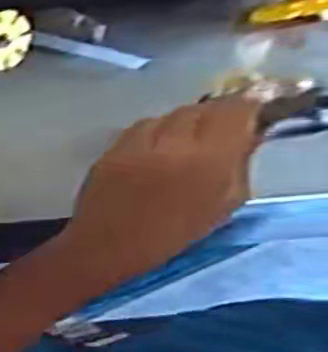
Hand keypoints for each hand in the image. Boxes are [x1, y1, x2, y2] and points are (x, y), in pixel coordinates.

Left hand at [56, 97, 263, 282]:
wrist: (109, 242)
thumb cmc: (176, 228)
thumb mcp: (227, 198)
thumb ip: (238, 161)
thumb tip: (245, 134)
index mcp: (206, 157)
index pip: (231, 112)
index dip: (243, 109)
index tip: (248, 116)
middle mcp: (167, 146)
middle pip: (193, 110)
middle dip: (210, 115)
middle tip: (217, 128)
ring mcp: (129, 149)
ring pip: (160, 118)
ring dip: (176, 123)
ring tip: (183, 139)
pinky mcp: (104, 154)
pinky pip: (132, 132)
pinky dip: (149, 133)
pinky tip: (154, 149)